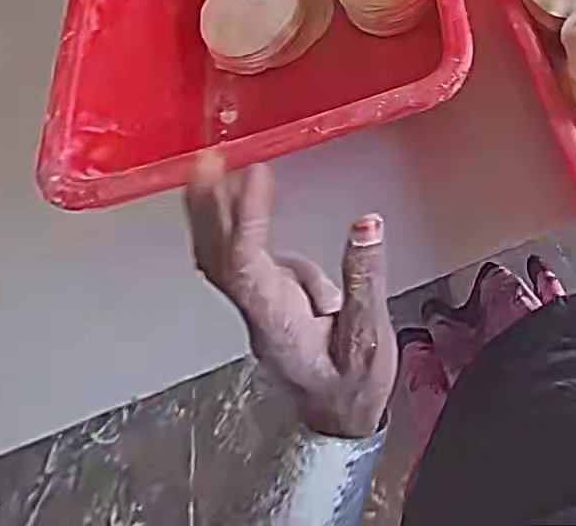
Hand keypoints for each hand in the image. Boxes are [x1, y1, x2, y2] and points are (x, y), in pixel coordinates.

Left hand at [185, 155, 394, 437]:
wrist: (338, 415)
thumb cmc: (353, 380)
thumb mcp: (369, 335)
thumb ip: (365, 279)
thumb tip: (365, 223)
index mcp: (277, 319)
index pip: (248, 263)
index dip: (247, 217)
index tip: (257, 173)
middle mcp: (257, 308)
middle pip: (214, 256)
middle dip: (206, 207)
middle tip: (208, 160)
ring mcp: (258, 302)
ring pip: (217, 256)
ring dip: (208, 212)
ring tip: (211, 168)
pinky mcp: (268, 294)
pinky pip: (235, 254)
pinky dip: (227, 222)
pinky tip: (235, 200)